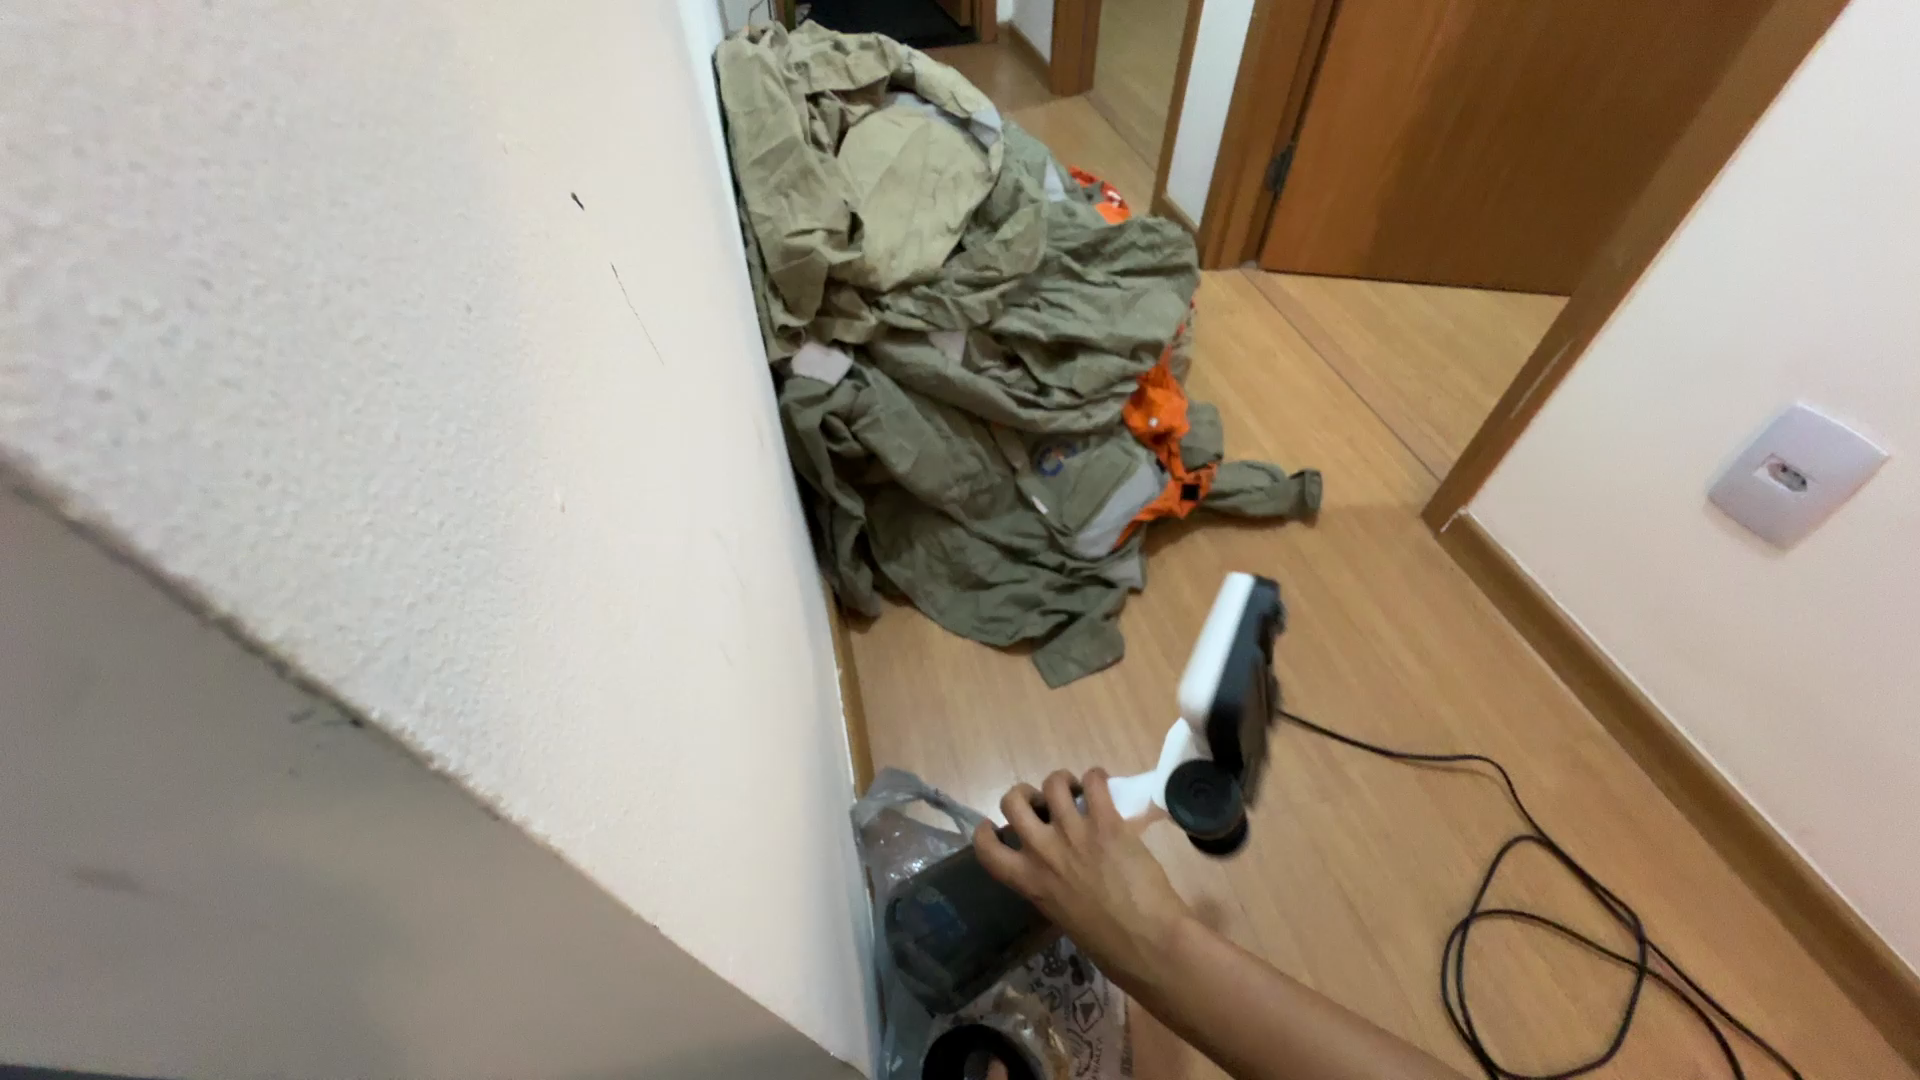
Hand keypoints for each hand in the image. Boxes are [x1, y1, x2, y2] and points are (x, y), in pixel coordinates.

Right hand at [972, 768, 1192, 992]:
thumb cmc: (1107, 944)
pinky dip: (1095, 777)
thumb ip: (1049, 885)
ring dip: (1062, 781)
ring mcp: (1073, 832)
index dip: (985, 831)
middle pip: (1013, 801)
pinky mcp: (1105, 822)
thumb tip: (1056, 869)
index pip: (986, 848)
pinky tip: (1101, 783)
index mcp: (1029, 880)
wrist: (1148, 944)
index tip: (995, 825)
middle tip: (1044, 803)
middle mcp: (1043, 851)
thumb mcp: (1061, 915)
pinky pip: (1093, 781)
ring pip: (1052, 783)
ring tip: (1076, 789)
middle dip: (1025, 795)